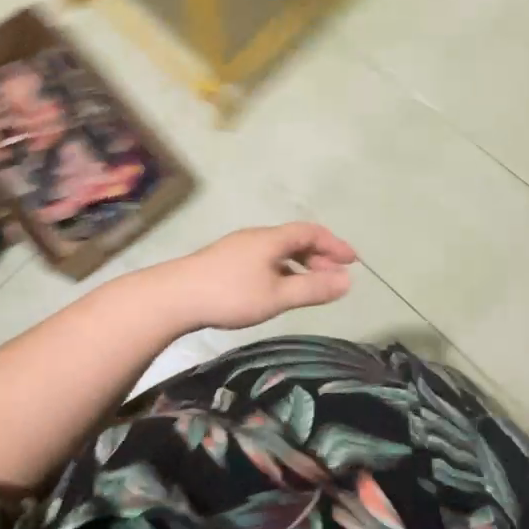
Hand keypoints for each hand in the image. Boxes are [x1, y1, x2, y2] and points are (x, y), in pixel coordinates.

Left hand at [145, 222, 358, 330]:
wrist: (175, 296)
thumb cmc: (230, 295)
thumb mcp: (277, 295)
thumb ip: (312, 288)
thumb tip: (347, 280)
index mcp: (270, 239)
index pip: (309, 232)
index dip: (334, 243)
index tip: (353, 261)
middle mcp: (254, 238)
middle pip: (293, 239)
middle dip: (319, 256)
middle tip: (336, 277)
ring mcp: (236, 249)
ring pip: (277, 251)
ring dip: (299, 265)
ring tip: (312, 287)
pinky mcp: (223, 263)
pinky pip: (263, 260)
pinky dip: (281, 270)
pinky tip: (278, 291)